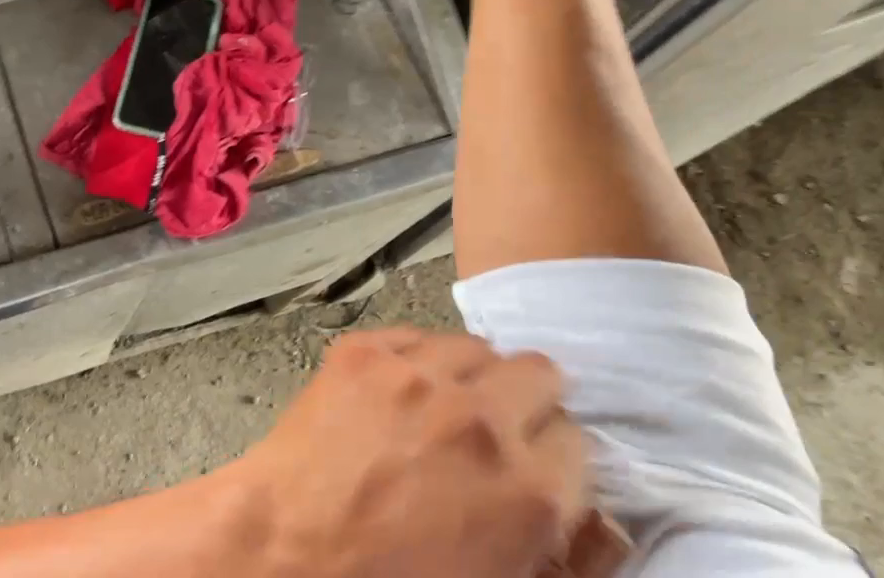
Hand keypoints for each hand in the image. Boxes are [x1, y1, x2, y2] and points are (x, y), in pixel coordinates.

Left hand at [226, 329, 587, 577]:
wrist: (289, 545)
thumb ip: (564, 550)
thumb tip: (594, 517)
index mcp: (531, 489)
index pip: (578, 440)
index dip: (553, 452)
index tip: (533, 459)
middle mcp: (481, 419)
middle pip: (537, 373)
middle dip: (525, 399)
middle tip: (496, 422)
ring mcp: (415, 376)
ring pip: (474, 346)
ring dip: (471, 371)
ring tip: (447, 399)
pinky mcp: (360, 353)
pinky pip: (411, 333)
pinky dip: (415, 354)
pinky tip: (400, 384)